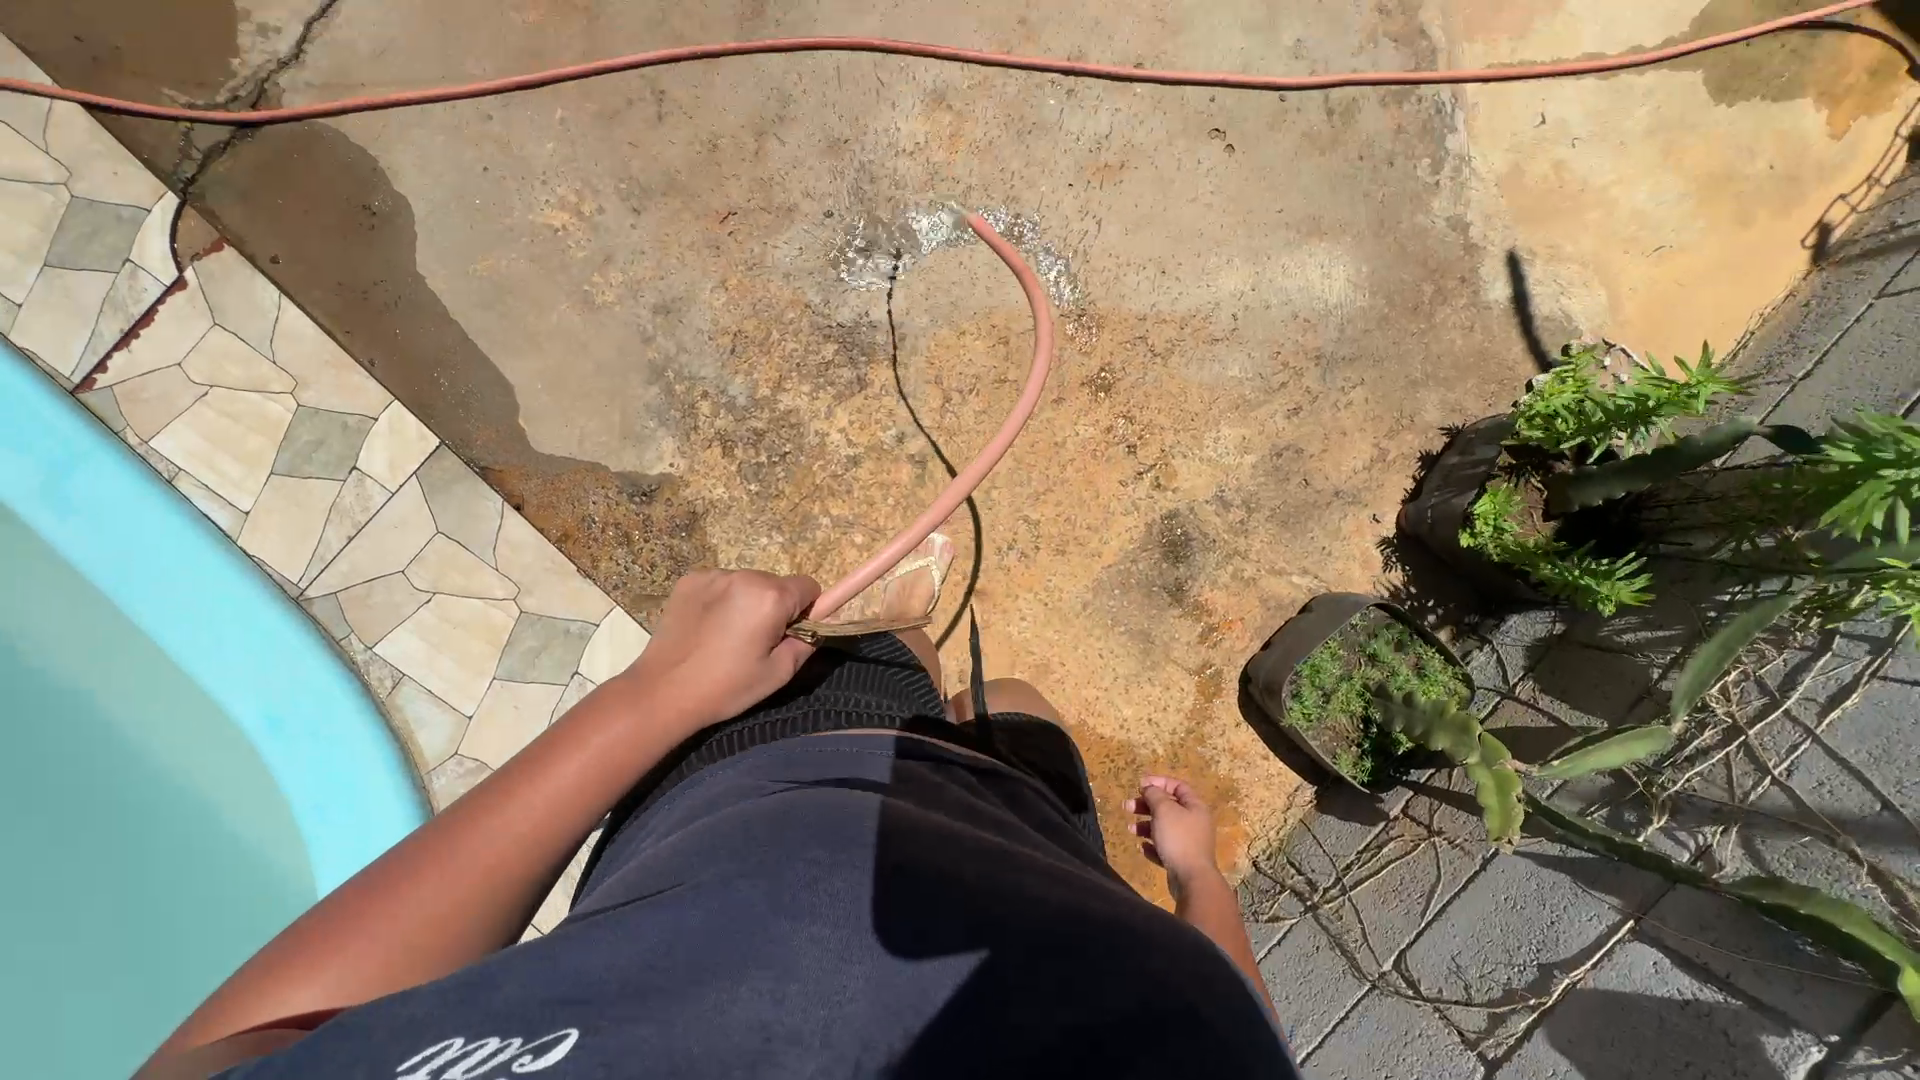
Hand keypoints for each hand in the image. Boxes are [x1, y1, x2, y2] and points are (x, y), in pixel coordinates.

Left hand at [618, 569, 820, 729]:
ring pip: (749, 583)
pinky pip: (722, 583)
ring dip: (748, 602)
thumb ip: (807, 642)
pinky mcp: (690, 579)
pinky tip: (708, 626)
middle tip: (755, 641)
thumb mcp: (778, 673)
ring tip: (727, 636)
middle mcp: (744, 576)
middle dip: (775, 606)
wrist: (662, 691)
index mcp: (770, 597)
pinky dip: (723, 600)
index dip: (805, 611)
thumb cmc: (726, 687)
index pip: (809, 587)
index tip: (787, 635)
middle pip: (777, 584)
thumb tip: (819, 625)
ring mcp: (713, 575)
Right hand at [1126, 775, 1223, 895]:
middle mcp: (1194, 822)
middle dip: (1145, 805)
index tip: (1139, 785)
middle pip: (1167, 807)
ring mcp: (1189, 842)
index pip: (1177, 786)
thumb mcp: (1164, 809)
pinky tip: (1143, 848)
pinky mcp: (1182, 859)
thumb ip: (1154, 795)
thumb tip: (1149, 788)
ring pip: (1163, 827)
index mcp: (1195, 806)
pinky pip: (1164, 847)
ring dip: (1145, 826)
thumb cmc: (1178, 838)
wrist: (1192, 879)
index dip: (1158, 782)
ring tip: (1131, 830)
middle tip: (1127, 807)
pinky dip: (1152, 845)